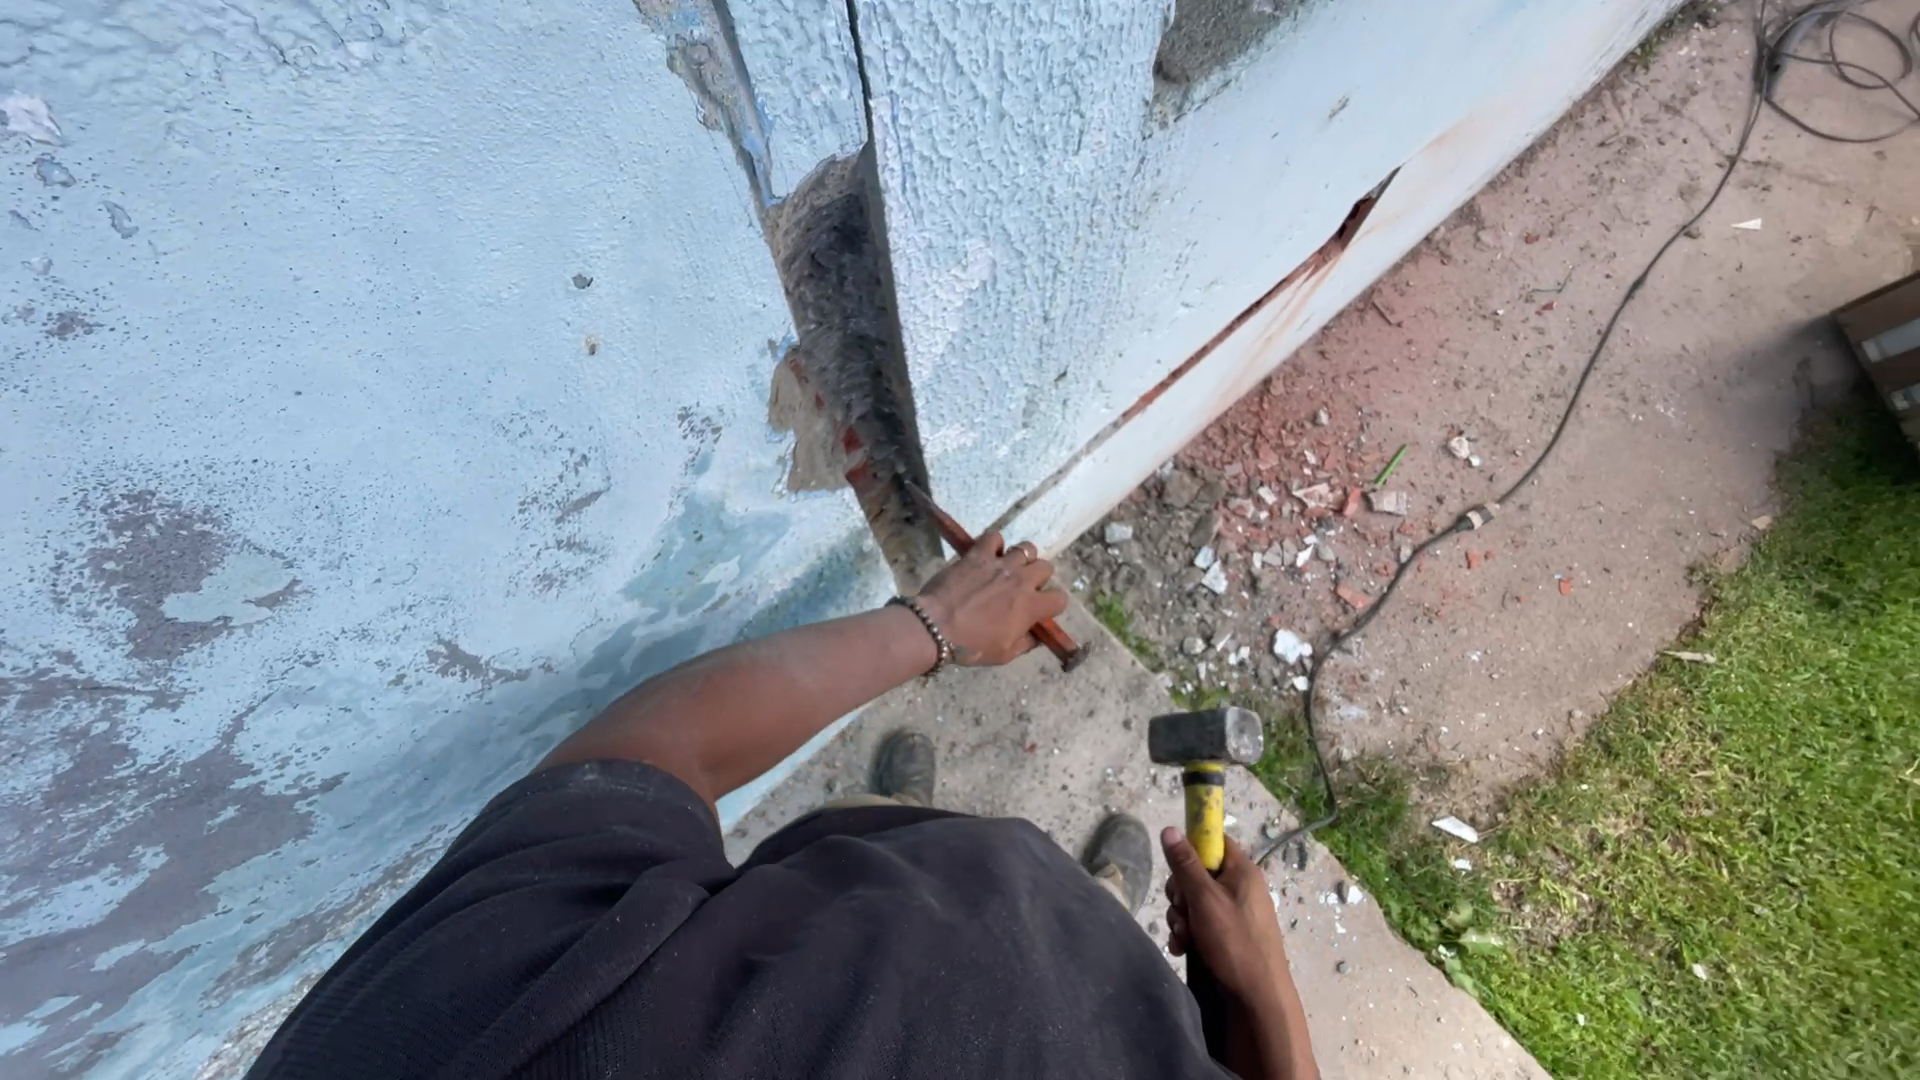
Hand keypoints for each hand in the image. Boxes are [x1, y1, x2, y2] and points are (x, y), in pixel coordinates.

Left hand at [914, 532, 1067, 665]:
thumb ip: (1025, 643)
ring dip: (1022, 558)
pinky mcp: (978, 554)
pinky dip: (994, 543)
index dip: (1053, 604)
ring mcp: (1000, 564)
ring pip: (1026, 548)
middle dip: (1039, 577)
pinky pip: (994, 537)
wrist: (936, 626)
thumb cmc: (971, 646)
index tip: (1042, 608)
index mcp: (1031, 606)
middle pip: (1046, 567)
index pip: (1060, 598)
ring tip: (1010, 566)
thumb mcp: (1003, 655)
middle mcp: (1021, 580)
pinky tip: (988, 554)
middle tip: (1024, 587)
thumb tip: (1035, 636)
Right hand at [1163, 828, 1318, 1078]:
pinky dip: (1189, 932)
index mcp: (1242, 870)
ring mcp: (1235, 912)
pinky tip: (1183, 947)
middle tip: (1181, 907)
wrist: (1259, 1001)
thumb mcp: (1204, 898)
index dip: (1192, 846)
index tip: (1176, 862)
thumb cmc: (1234, 942)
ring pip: (1195, 899)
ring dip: (1181, 916)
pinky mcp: (1229, 934)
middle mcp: (1240, 887)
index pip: (1214, 840)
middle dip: (1180, 891)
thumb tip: (1169, 828)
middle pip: (1198, 871)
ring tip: (1183, 936)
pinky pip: (1202, 921)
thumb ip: (1185, 863)